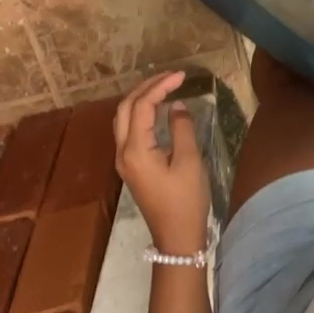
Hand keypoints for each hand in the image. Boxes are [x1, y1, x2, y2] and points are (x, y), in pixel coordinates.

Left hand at [113, 71, 209, 254]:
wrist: (176, 237)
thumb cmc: (186, 201)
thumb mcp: (190, 162)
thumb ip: (182, 129)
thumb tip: (177, 106)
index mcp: (136, 149)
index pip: (143, 106)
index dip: (161, 86)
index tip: (182, 75)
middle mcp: (123, 152)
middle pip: (126, 108)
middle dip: (146, 87)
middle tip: (171, 76)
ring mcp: (124, 160)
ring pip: (123, 119)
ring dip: (141, 99)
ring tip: (164, 87)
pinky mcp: (131, 166)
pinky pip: (129, 131)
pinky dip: (141, 114)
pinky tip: (159, 110)